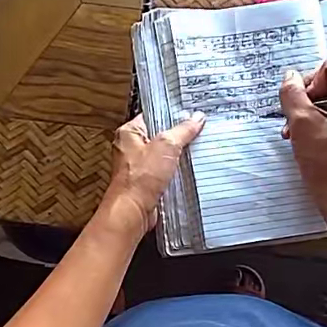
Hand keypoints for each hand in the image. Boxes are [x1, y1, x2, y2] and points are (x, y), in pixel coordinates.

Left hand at [99, 112, 204, 234]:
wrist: (133, 212)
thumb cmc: (139, 179)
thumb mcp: (166, 146)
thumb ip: (183, 130)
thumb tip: (196, 118)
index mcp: (129, 133)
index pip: (152, 116)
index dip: (171, 115)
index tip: (190, 114)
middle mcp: (131, 149)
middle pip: (159, 136)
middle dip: (178, 137)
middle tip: (197, 132)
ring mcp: (138, 168)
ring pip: (164, 156)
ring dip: (178, 157)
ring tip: (196, 150)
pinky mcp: (147, 184)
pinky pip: (165, 173)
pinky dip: (176, 173)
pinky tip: (189, 171)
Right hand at [281, 58, 326, 214]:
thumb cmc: (323, 160)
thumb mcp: (301, 121)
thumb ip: (292, 93)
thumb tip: (289, 77)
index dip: (310, 86)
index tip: (305, 109)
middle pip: (325, 80)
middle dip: (306, 99)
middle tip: (298, 120)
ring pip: (322, 94)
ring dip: (304, 109)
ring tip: (297, 128)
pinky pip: (325, 105)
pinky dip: (310, 116)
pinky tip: (302, 130)